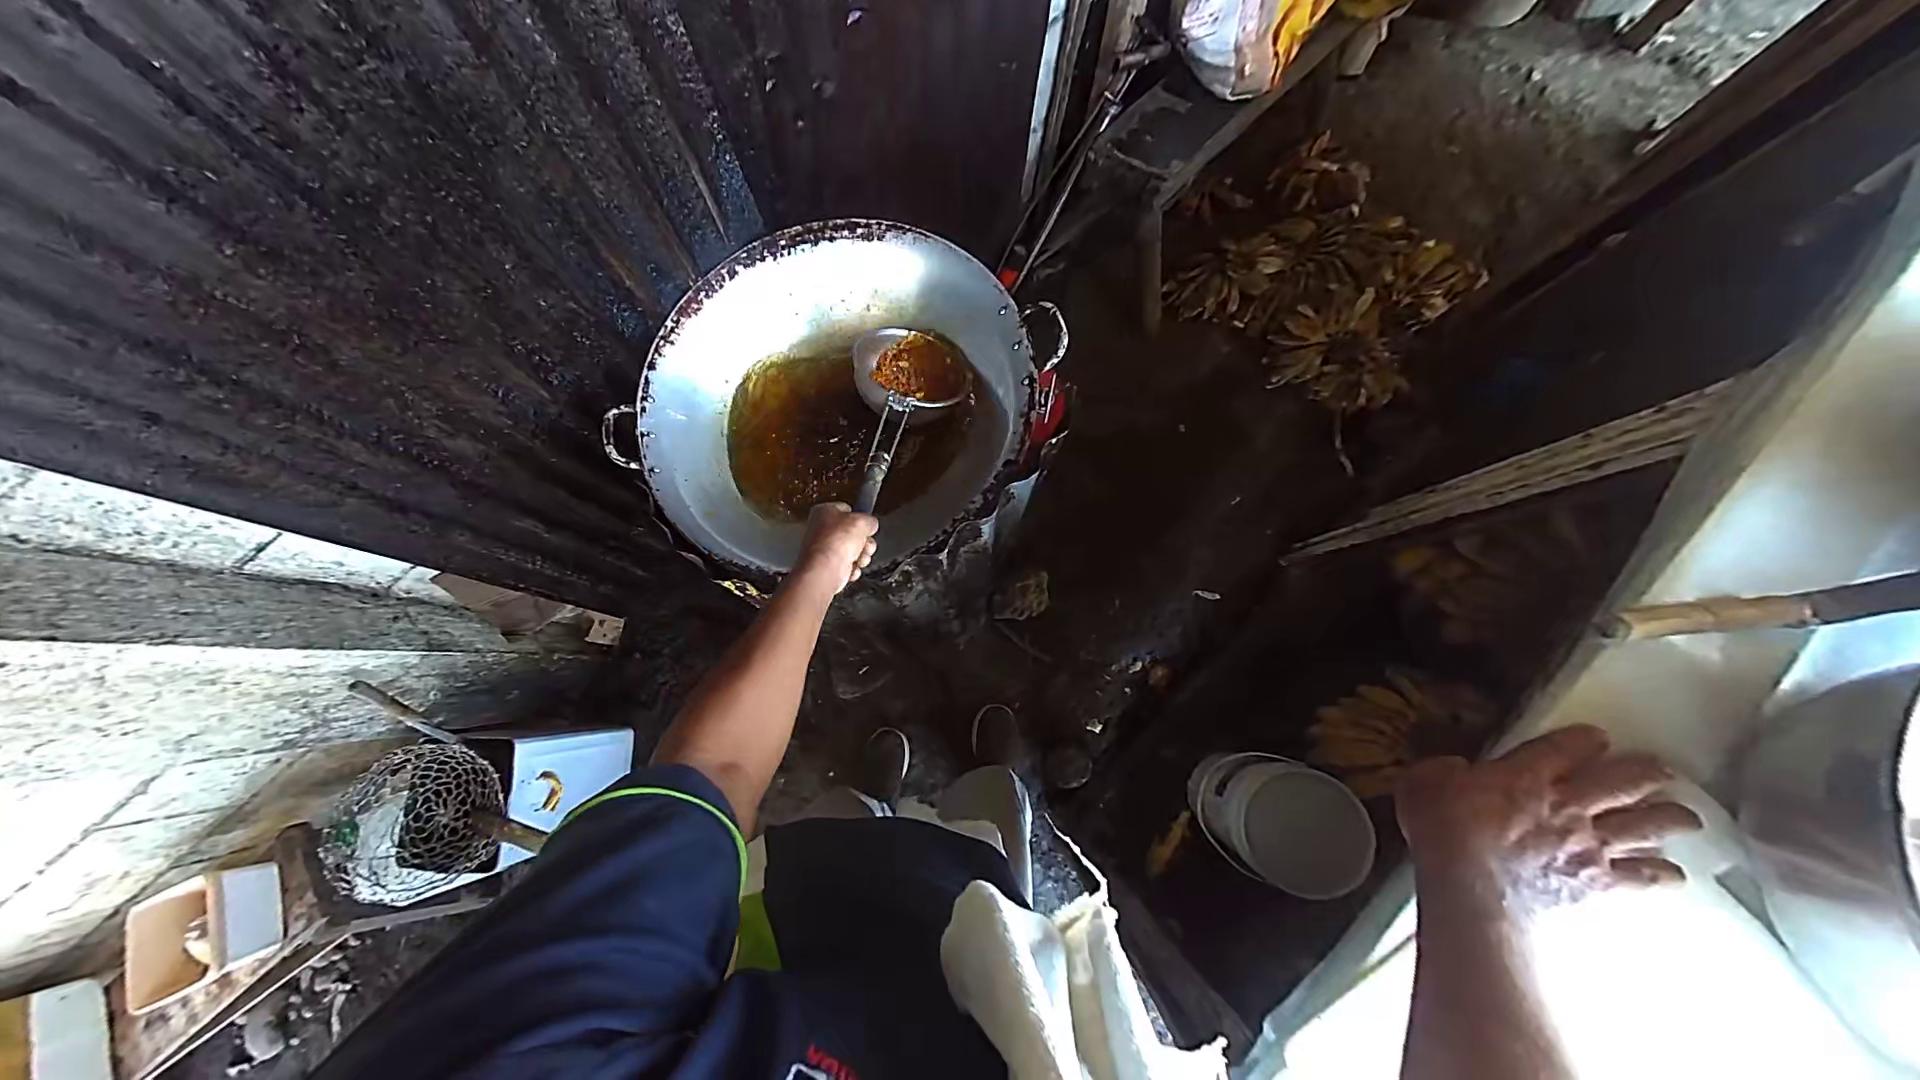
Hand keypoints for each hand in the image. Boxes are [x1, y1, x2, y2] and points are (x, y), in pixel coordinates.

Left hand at [792, 502, 878, 594]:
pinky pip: (848, 566)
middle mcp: (821, 530)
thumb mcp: (862, 521)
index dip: (859, 517)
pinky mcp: (827, 567)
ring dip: (861, 556)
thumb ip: (869, 520)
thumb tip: (871, 524)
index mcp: (824, 512)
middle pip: (852, 533)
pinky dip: (852, 568)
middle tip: (864, 544)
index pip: (847, 510)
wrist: (824, 572)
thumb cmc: (835, 543)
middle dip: (864, 541)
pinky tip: (851, 568)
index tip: (867, 523)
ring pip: (853, 551)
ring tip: (858, 558)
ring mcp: (824, 550)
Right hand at [1396, 724, 1701, 914]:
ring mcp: (1592, 845)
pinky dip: (1663, 872)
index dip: (1586, 738)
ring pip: (1649, 825)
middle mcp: (1570, 804)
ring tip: (1685, 815)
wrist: (1473, 895)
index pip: (1569, 746)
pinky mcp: (1602, 883)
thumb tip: (1457, 768)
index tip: (1596, 736)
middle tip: (1661, 768)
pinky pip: (1646, 877)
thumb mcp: (1422, 783)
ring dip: (1671, 818)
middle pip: (1624, 781)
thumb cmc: (1442, 833)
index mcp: (1526, 774)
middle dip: (1647, 772)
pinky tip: (1673, 872)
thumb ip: (1443, 768)